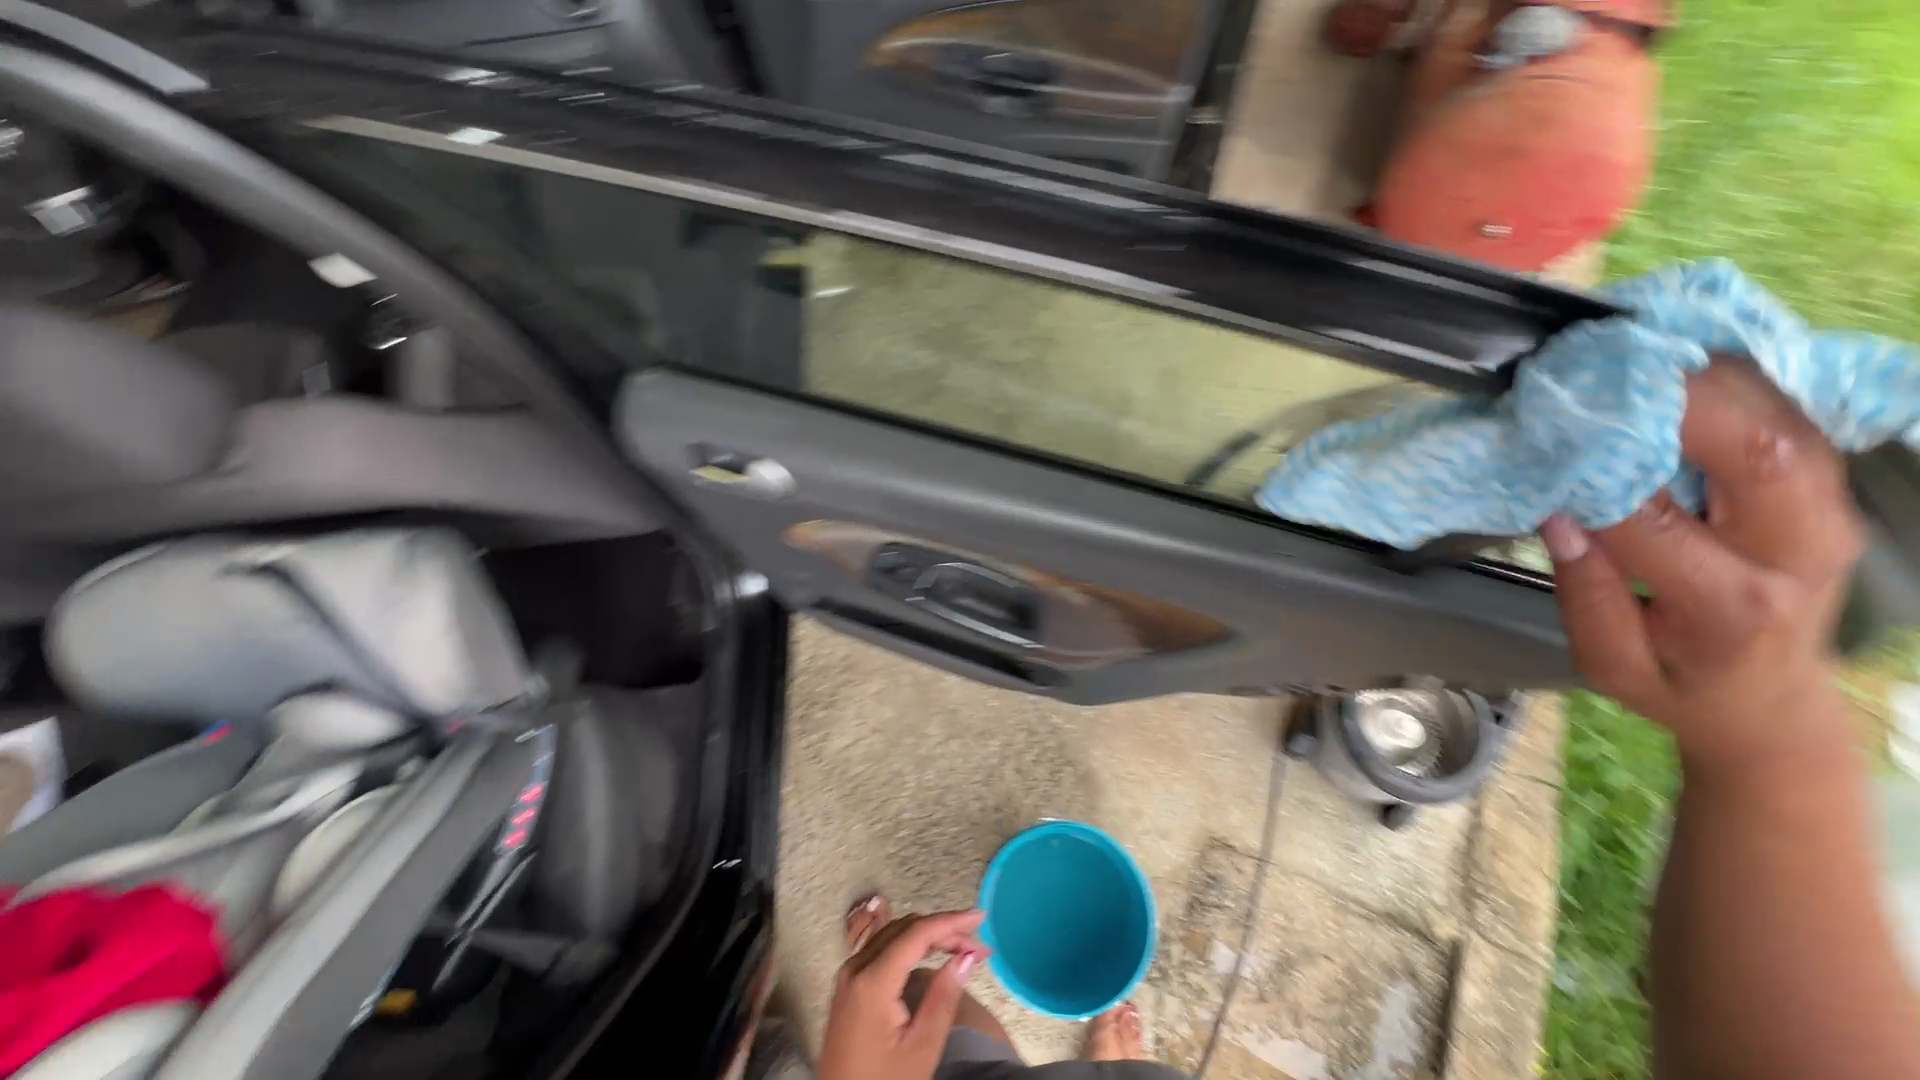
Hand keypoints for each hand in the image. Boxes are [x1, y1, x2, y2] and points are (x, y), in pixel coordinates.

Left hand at [816, 909, 987, 1079]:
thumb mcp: (921, 1047)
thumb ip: (943, 996)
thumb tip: (967, 954)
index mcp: (872, 981)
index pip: (916, 933)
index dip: (951, 921)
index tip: (981, 917)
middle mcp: (855, 967)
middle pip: (905, 929)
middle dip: (943, 929)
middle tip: (977, 946)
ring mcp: (848, 975)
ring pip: (893, 935)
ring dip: (928, 935)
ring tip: (961, 948)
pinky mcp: (848, 984)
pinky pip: (882, 948)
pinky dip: (910, 945)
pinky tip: (931, 954)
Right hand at [1540, 358, 1865, 773]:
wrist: (1771, 703)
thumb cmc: (1679, 685)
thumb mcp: (1610, 664)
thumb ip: (1586, 597)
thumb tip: (1561, 516)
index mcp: (1732, 609)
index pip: (1658, 527)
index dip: (1601, 482)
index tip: (1551, 445)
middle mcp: (1797, 554)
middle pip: (1764, 454)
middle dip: (1685, 400)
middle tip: (1609, 370)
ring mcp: (1827, 518)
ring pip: (1785, 423)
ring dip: (1713, 381)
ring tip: (1638, 356)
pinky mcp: (1826, 494)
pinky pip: (1788, 422)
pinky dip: (1735, 387)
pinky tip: (1681, 369)